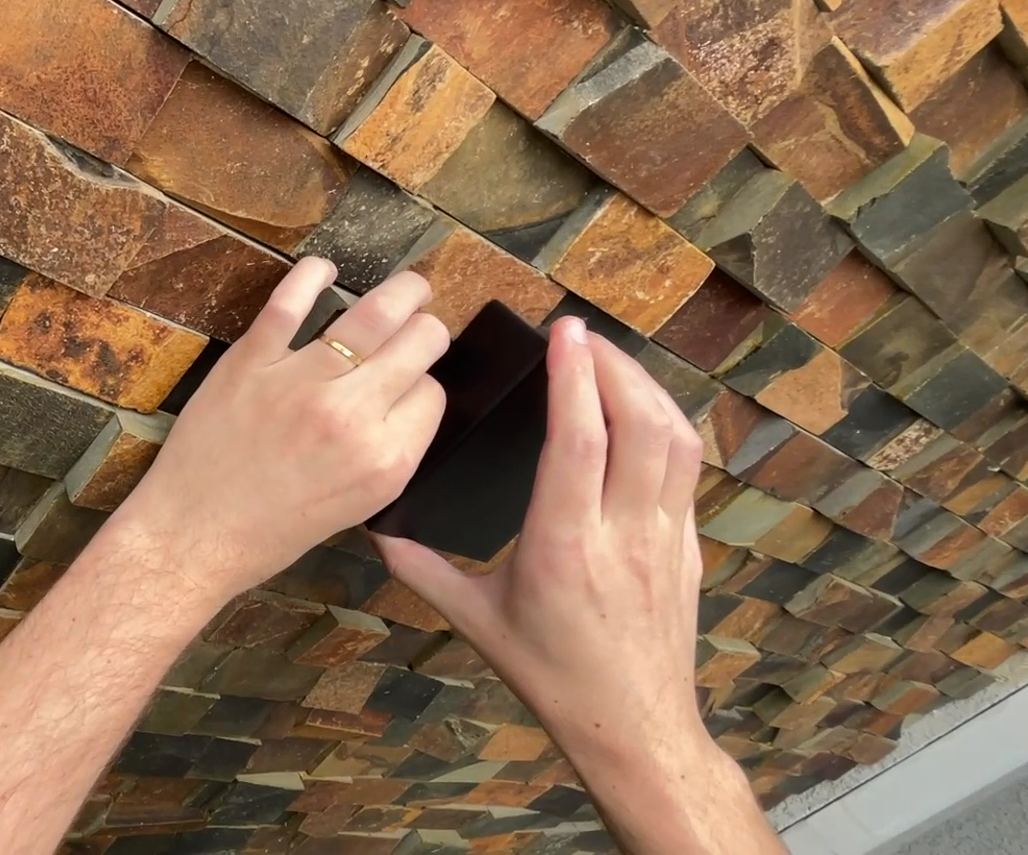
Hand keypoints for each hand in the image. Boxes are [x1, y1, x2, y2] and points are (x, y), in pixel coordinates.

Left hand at [108, 259, 450, 603]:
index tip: (410, 375)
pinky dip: (310, 275)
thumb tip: (404, 398)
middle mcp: (351, 416)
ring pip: (370, 315)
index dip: (424, 380)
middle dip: (427, 328)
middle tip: (421, 320)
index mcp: (386, 459)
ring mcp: (299, 382)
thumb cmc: (270, 530)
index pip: (433, 392)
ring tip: (409, 284)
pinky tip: (323, 267)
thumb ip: (386, 451)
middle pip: (418, 344)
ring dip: (400, 291)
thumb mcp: (353, 505)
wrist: (193, 531)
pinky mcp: (250, 360)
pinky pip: (289, 302)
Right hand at [371, 318, 710, 771]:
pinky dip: (665, 423)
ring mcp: (666, 538)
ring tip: (611, 357)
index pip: (578, 442)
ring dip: (647, 388)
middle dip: (615, 366)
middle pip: (640, 426)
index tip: (564, 332)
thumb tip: (372, 529)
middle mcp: (623, 532)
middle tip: (582, 332)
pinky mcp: (687, 547)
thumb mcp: (472, 619)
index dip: (574, 379)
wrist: (633, 727)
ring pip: (676, 442)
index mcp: (562, 543)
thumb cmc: (547, 671)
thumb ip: (419, 567)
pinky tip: (640, 409)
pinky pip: (686, 469)